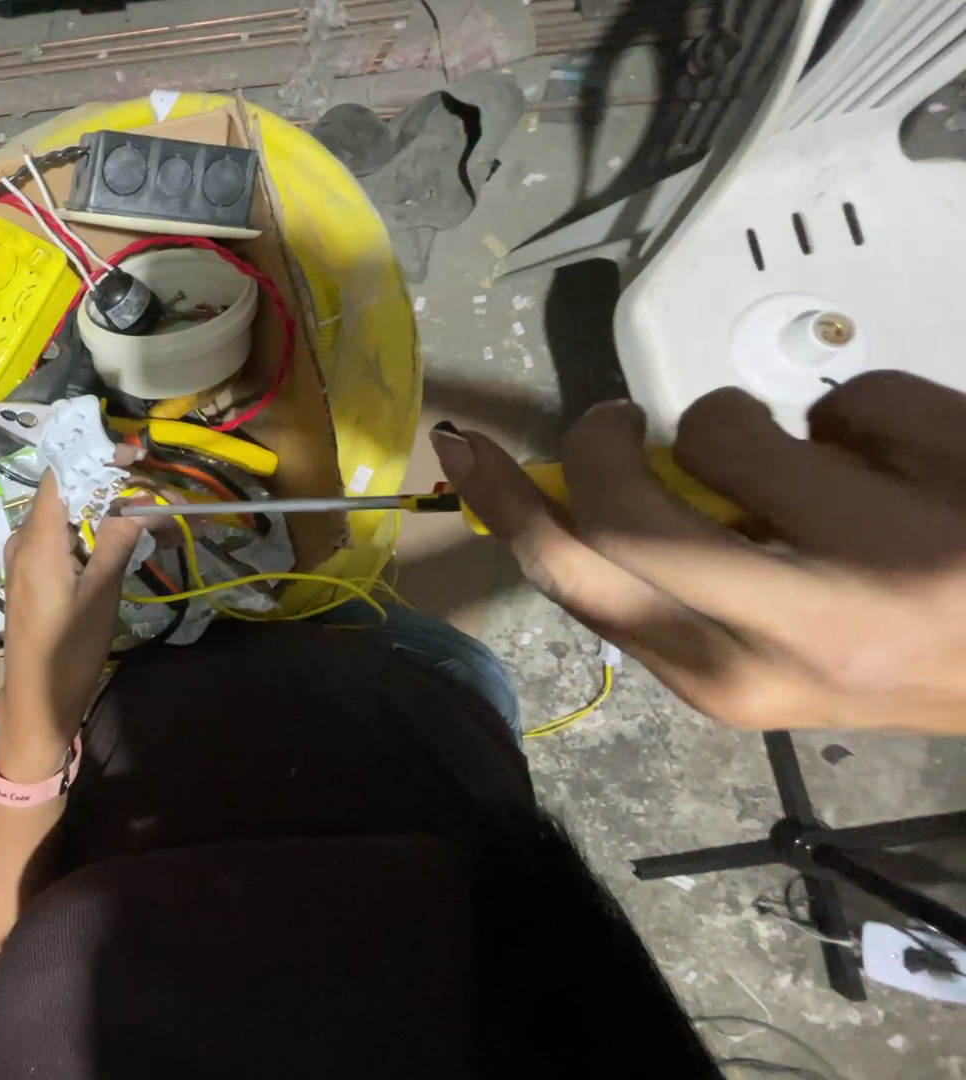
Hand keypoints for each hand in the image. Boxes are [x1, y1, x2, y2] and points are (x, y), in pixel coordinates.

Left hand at [0, 476, 143, 778]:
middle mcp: (25, 540)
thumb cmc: (68, 649)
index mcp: (37, 538)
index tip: (135, 455)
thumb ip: (118, 540)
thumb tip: (140, 502)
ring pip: (70, 519)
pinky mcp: (32, 576)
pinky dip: (95, 536)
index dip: (95, 457)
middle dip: (114, 489)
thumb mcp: (101, 593)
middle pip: (68, 495)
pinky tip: (129, 543)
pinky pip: (64, 541)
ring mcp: (25, 558)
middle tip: (160, 498)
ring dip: (110, 515)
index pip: (61, 475)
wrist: (36, 699)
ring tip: (158, 522)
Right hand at [433, 372, 965, 733]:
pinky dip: (860, 408)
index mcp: (728, 678)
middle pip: (622, 509)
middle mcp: (809, 634)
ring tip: (801, 453)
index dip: (502, 500)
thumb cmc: (902, 655)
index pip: (571, 575)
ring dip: (738, 419)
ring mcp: (905, 560)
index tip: (464, 446)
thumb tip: (566, 496)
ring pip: (728, 430)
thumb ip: (660, 589)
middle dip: (598, 444)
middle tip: (616, 422)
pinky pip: (854, 396)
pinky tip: (908, 456)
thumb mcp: (756, 653)